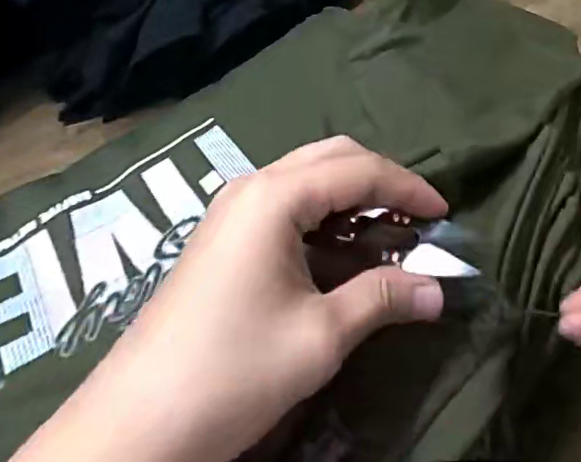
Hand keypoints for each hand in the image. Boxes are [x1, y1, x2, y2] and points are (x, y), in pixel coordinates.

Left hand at [11, 136, 447, 461]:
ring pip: (308, 176)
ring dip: (352, 195)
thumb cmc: (232, 371)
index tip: (446, 214)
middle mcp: (253, 185)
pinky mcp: (223, 234)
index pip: (358, 170)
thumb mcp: (319, 337)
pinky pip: (286, 200)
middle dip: (380, 180)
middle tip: (418, 218)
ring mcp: (233, 207)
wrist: (134, 425)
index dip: (408, 188)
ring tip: (388, 232)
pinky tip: (341, 247)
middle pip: (332, 157)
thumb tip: (438, 290)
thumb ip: (382, 298)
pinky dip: (324, 212)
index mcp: (276, 195)